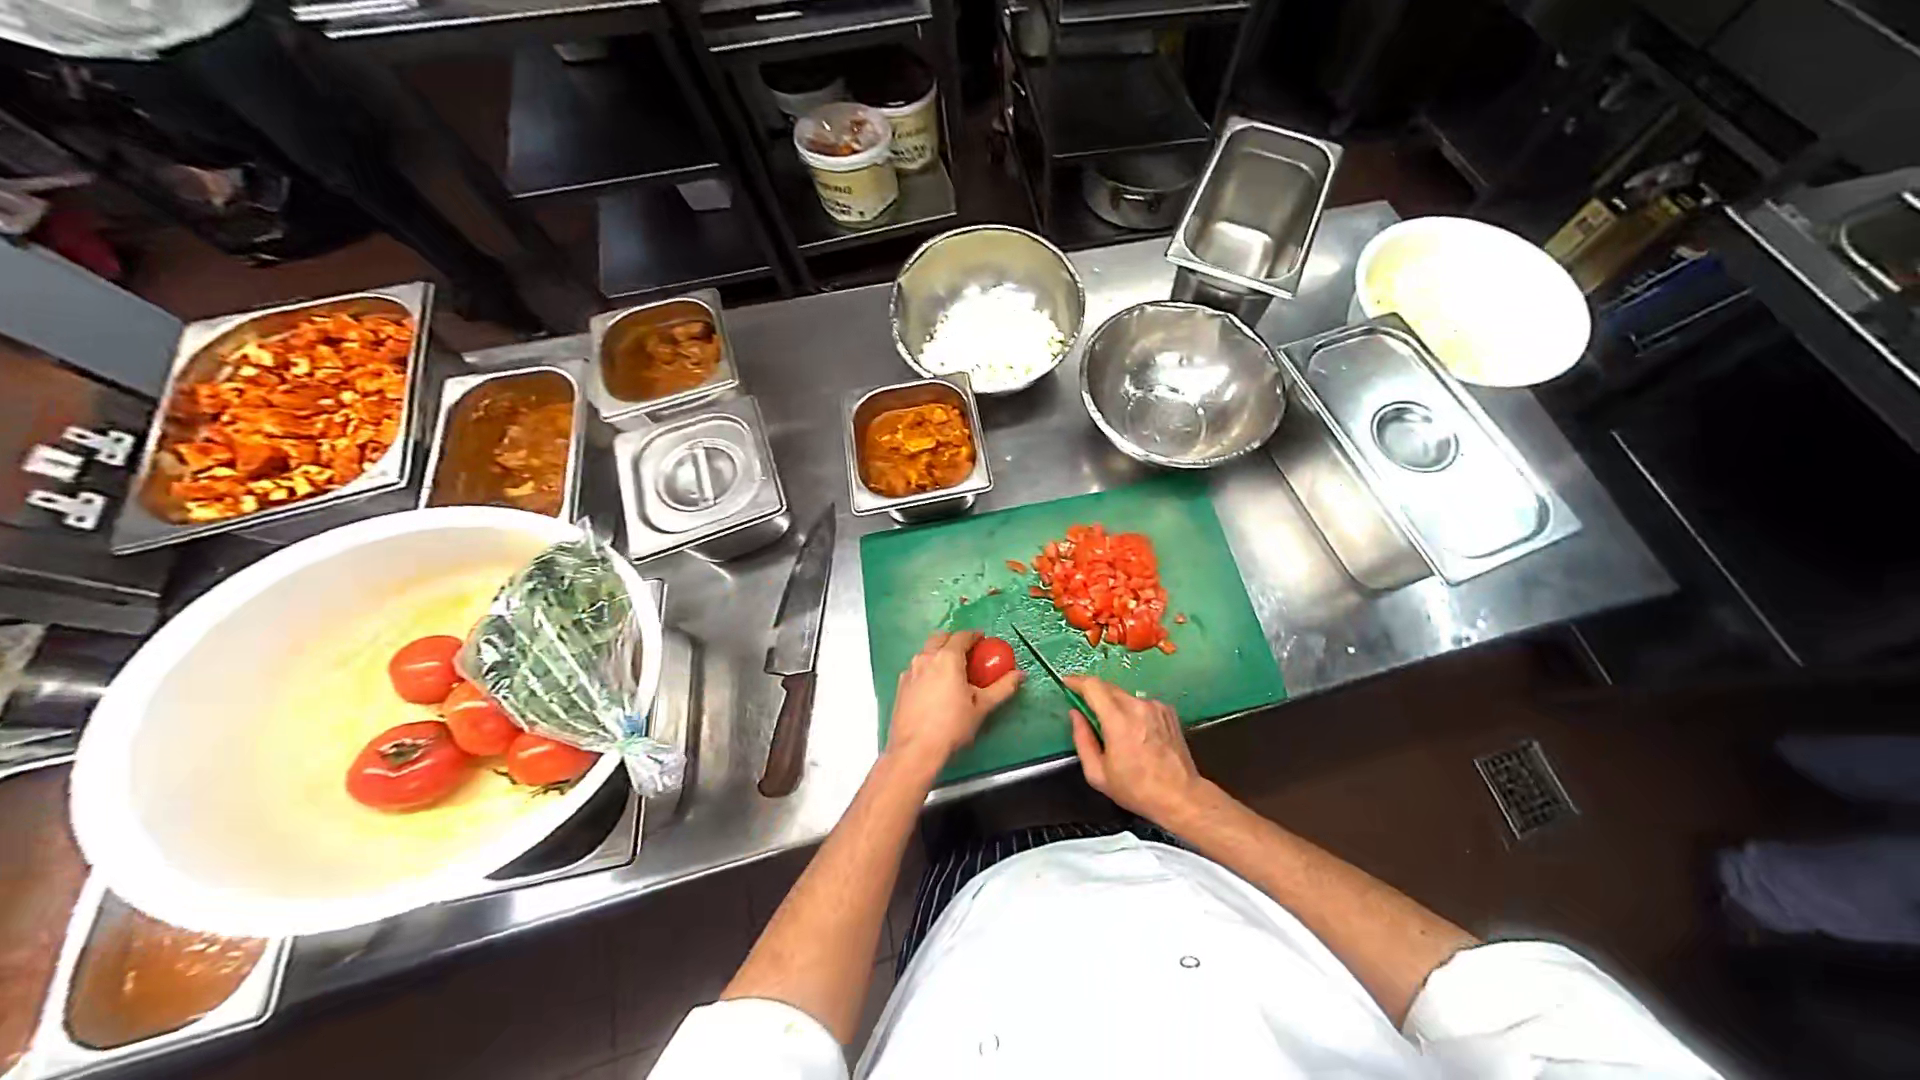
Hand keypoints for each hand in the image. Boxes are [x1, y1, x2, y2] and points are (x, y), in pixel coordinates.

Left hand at [888, 631, 1022, 766]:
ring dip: (939, 653)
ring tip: (951, 670)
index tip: (982, 641)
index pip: (962, 636)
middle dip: (954, 640)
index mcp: (947, 658)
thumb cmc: (952, 725)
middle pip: (940, 638)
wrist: (915, 749)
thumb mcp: (982, 706)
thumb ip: (1002, 687)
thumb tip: (1019, 675)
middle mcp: (925, 658)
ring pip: (926, 652)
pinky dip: (927, 669)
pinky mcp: (901, 685)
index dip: (974, 636)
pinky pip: (916, 668)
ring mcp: (910, 671)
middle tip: (967, 653)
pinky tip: (933, 687)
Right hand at [1066, 676, 1210, 825]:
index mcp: (1118, 721)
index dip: (1076, 681)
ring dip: (1113, 704)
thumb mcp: (1098, 773)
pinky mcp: (1168, 711)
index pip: (1093, 686)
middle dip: (1093, 693)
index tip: (1067, 682)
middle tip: (1085, 708)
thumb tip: (1075, 715)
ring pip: (1125, 696)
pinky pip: (1141, 703)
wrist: (1180, 796)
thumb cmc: (1137, 789)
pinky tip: (1135, 732)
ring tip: (1113, 728)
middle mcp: (1138, 707)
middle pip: (1108, 687)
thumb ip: (1082, 739)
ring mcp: (1156, 707)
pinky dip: (1132, 711)